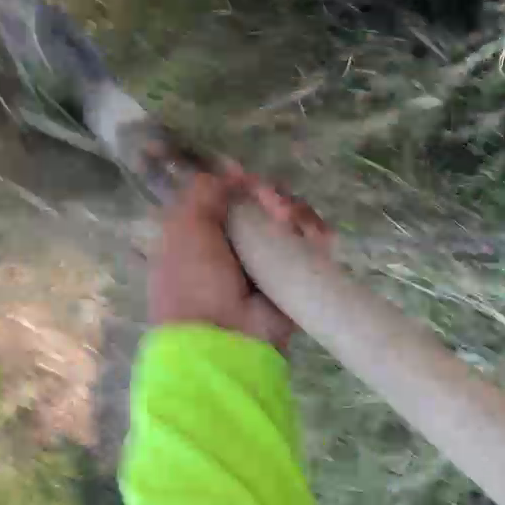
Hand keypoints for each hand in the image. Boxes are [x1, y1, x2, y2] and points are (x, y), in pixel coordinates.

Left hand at [149, 167, 331, 352]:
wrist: (224, 335)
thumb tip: (229, 168)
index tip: (248, 178)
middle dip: (273, 197)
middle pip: (267, 204)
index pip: (234, 197)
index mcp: (208, 234)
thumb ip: (202, 195)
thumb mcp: (184, 231)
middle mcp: (241, 243)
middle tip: (274, 204)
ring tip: (292, 222)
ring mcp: (273, 258)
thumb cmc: (194, 284)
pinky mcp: (301, 272)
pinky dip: (320, 234)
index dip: (244, 184)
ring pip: (294, 220)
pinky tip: (318, 235)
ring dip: (297, 213)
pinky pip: (315, 243)